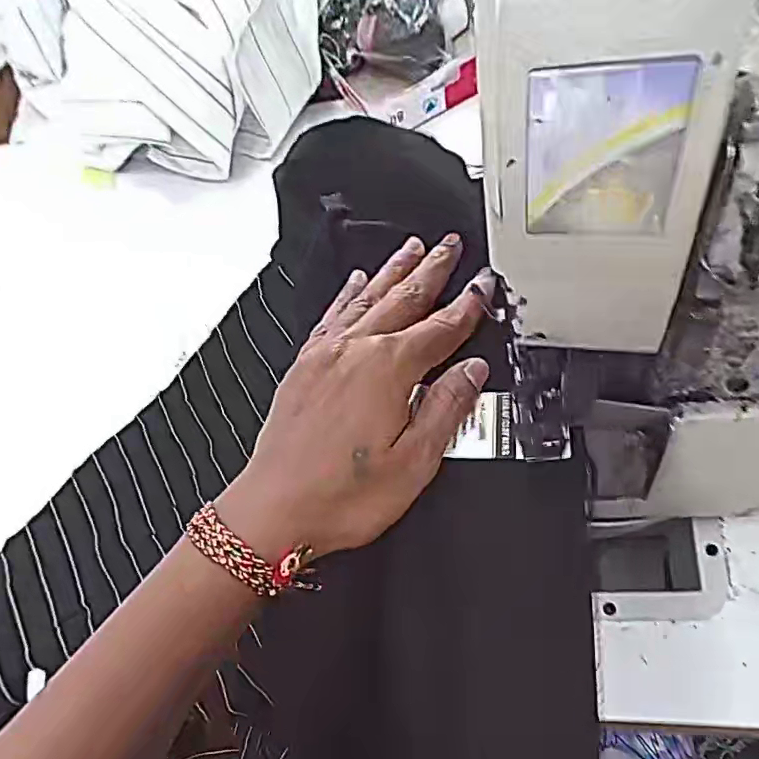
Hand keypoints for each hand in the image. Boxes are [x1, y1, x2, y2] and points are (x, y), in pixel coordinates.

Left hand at [215, 233, 492, 558]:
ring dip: (394, 272)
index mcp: (386, 372)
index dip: (467, 307)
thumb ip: (447, 409)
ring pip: (368, 299)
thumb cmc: (340, 496)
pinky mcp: (303, 369)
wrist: (275, 512)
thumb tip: (472, 374)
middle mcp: (352, 353)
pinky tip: (356, 283)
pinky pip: (332, 315)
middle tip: (450, 246)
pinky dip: (350, 294)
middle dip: (432, 270)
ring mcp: (323, 358)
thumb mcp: (414, 461)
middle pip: (403, 300)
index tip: (483, 288)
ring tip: (413, 250)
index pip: (440, 329)